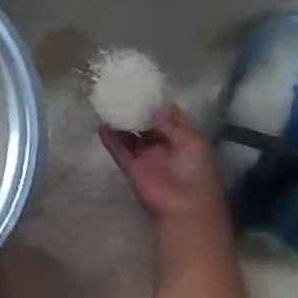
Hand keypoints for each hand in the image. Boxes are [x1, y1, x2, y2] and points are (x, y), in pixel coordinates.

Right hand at [99, 107, 233, 274]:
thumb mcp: (193, 143)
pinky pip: (118, 151)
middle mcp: (164, 148)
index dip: (161, 105)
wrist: (184, 208)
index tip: (148, 89)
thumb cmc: (196, 173)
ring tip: (109, 106)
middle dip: (138, 112)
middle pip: (149, 126)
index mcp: (185, 141)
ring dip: (122, 124)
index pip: (172, 119)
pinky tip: (100, 126)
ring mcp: (146, 159)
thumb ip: (173, 126)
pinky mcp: (131, 169)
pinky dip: (109, 140)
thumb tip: (155, 109)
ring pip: (131, 138)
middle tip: (124, 93)